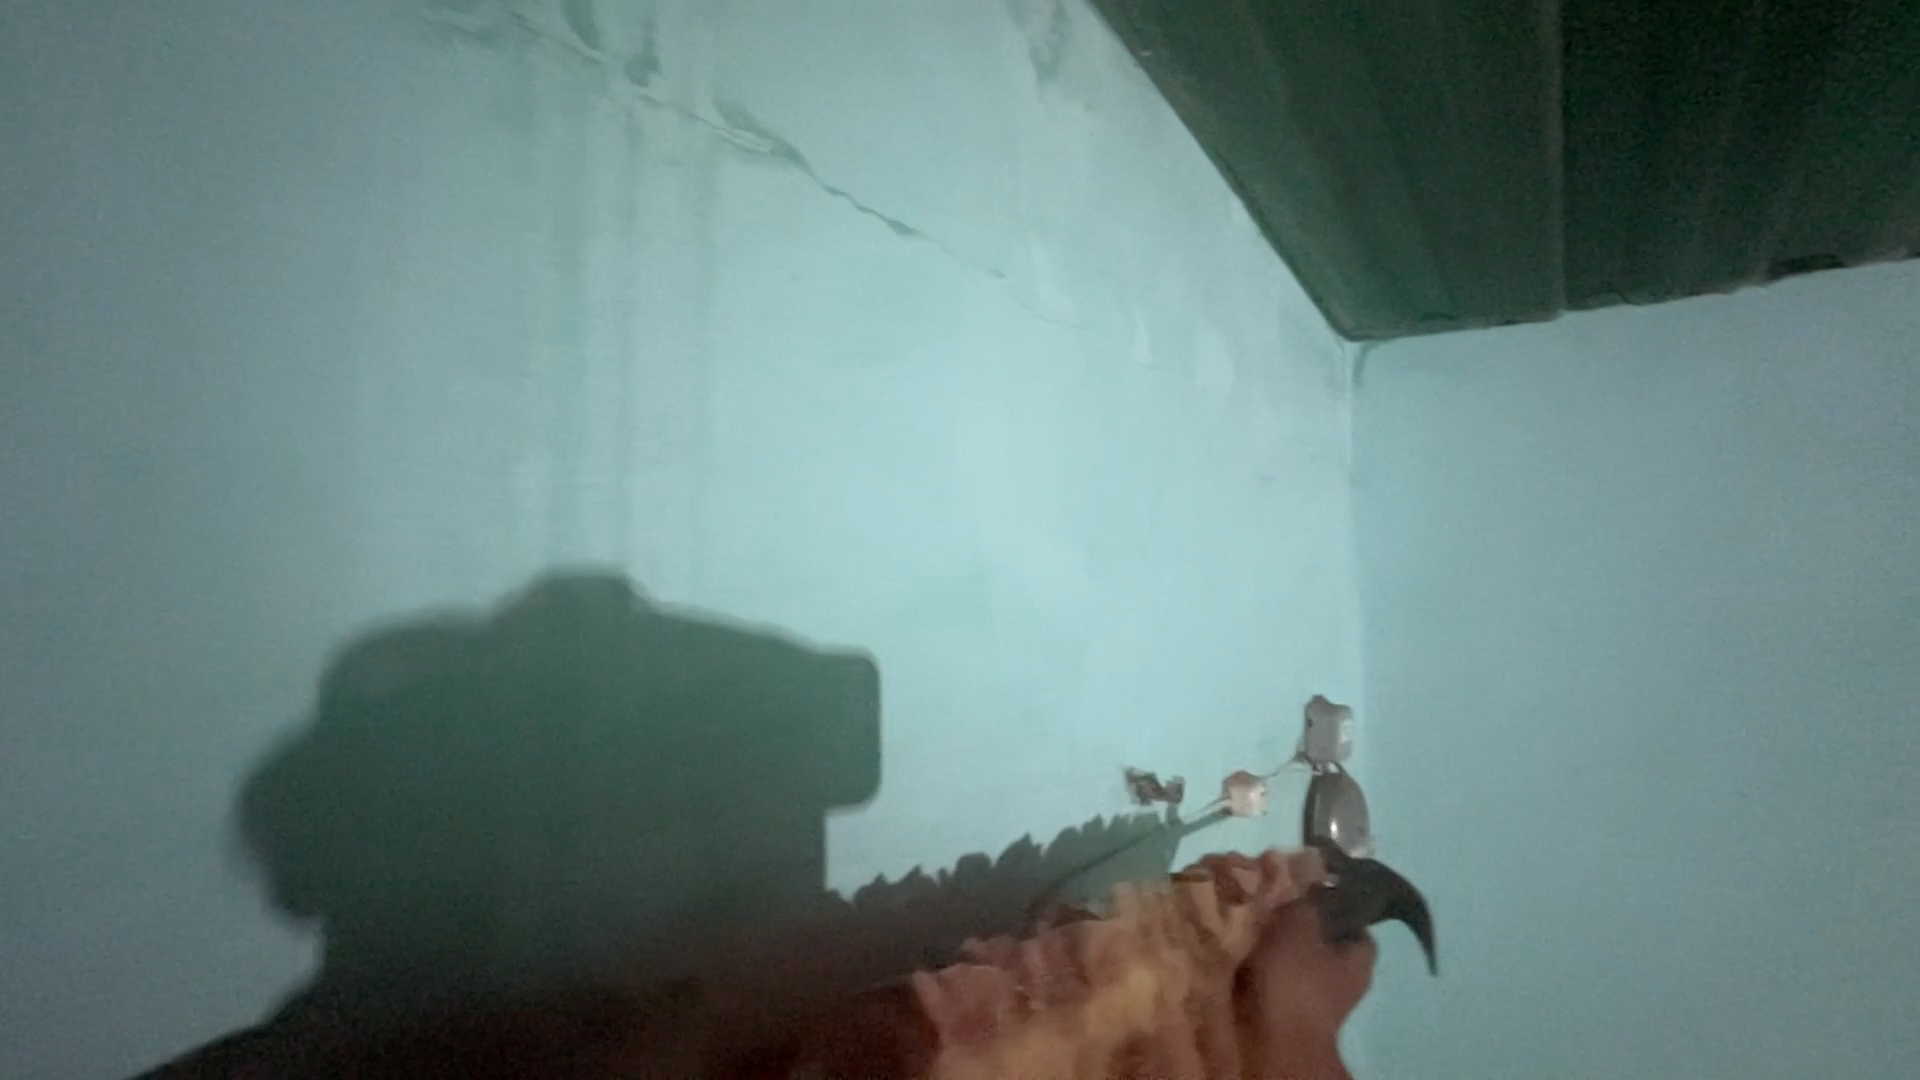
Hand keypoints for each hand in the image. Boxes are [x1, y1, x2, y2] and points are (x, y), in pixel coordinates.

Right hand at [1241, 896, 1376, 1078]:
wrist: (1271, 1038)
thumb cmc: (1296, 978)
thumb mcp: (1302, 923)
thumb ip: (1306, 897)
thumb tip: (1308, 873)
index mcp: (1357, 957)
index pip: (1354, 918)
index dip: (1334, 897)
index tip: (1305, 880)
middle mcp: (1342, 976)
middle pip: (1322, 933)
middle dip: (1296, 913)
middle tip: (1270, 890)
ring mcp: (1315, 993)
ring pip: (1295, 949)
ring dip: (1275, 932)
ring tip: (1250, 909)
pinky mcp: (1285, 1002)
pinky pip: (1273, 966)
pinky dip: (1260, 953)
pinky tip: (1241, 935)